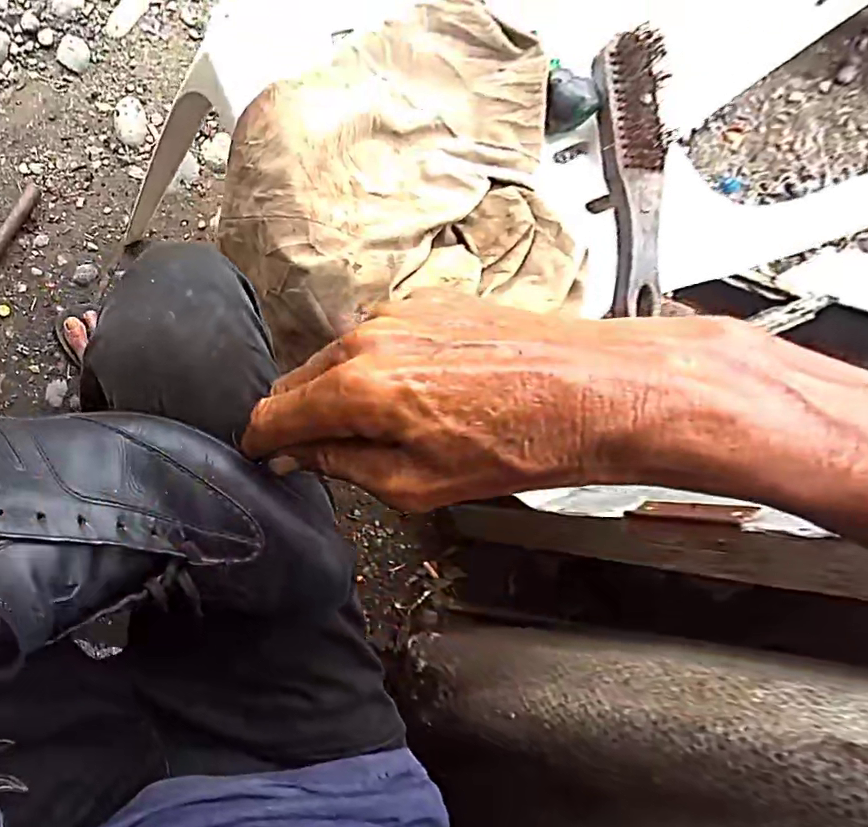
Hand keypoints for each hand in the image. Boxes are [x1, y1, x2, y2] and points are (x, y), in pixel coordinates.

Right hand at [241, 291, 746, 511]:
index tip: (263, 458)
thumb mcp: (413, 483)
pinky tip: (406, 395)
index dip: (259, 443)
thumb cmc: (521, 443)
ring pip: (329, 361)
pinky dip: (367, 370)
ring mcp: (397, 314)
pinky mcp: (427, 302)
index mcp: (356, 389)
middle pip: (293, 384)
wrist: (607, 389)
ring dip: (332, 395)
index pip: (270, 415)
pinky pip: (369, 342)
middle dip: (294, 420)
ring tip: (375, 427)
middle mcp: (367, 340)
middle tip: (317, 453)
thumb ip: (337, 464)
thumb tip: (295, 455)